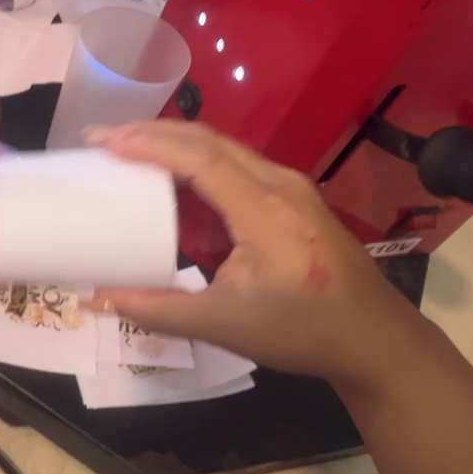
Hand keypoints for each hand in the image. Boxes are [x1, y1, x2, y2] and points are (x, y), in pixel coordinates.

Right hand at [89, 121, 420, 387]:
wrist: (377, 341)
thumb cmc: (303, 332)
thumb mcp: (223, 325)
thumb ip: (155, 309)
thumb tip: (95, 299)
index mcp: (265, 212)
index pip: (200, 159)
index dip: (149, 145)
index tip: (104, 142)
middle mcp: (280, 185)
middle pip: (208, 140)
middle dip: (151, 132)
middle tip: (102, 138)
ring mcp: (290, 186)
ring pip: (223, 146)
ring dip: (173, 140)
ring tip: (126, 146)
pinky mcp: (293, 195)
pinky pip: (236, 160)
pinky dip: (195, 156)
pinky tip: (172, 170)